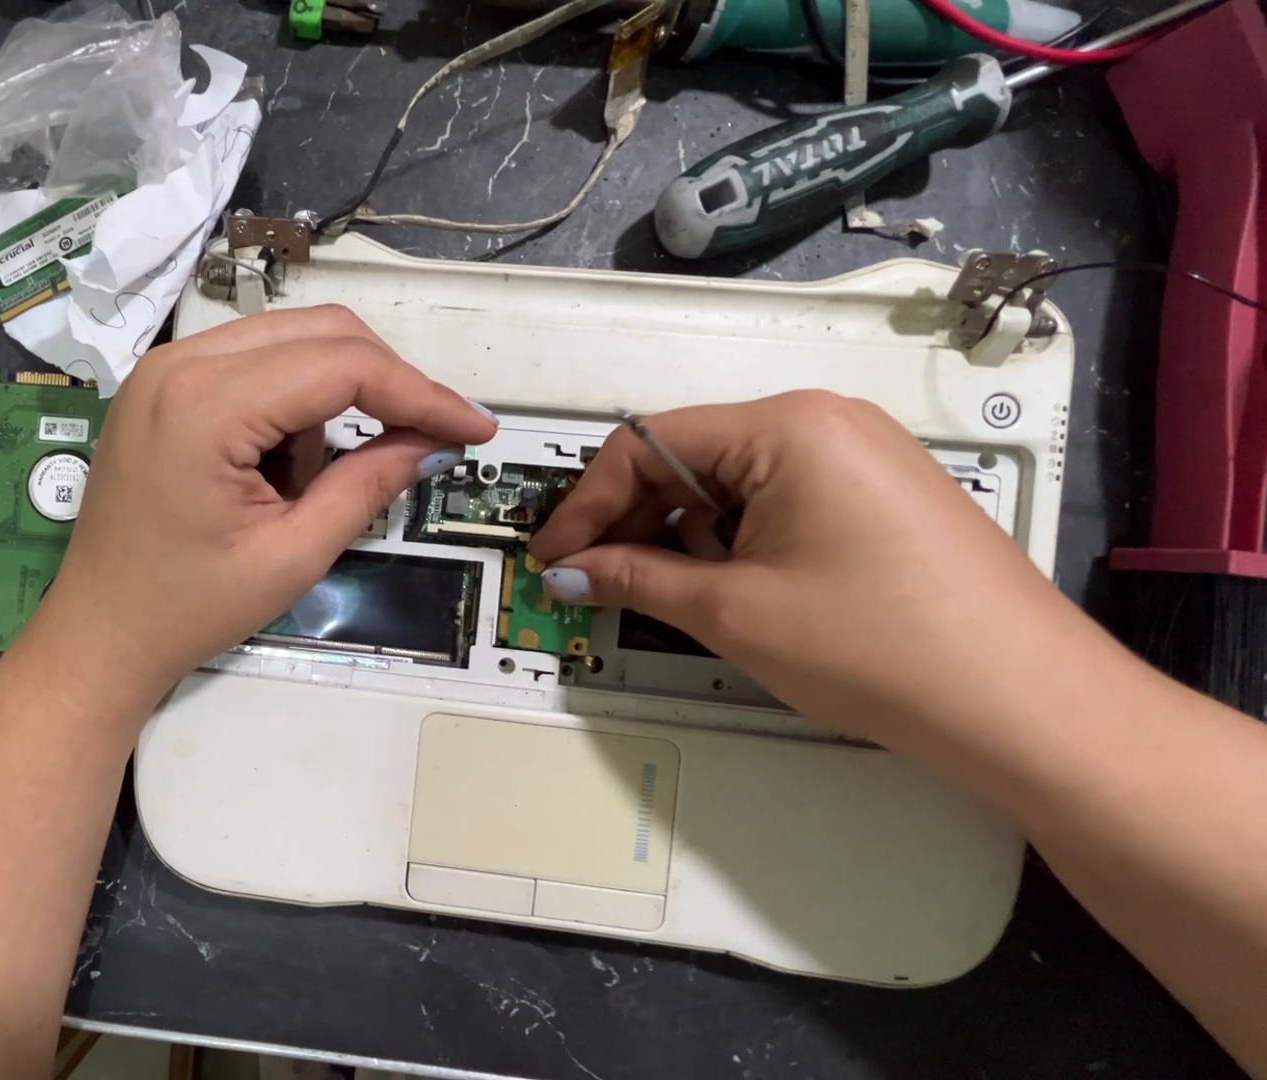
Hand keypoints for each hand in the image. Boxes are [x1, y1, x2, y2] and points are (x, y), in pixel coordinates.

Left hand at [28, 305, 496, 696]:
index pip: (340, 366)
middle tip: (425, 440)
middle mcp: (179, 363)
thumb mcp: (292, 557)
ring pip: (290, 342)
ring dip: (332, 399)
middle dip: (384, 384)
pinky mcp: (164, 385)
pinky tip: (276, 471)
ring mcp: (165, 368)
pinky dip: (291, 405)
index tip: (474, 428)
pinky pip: (255, 364)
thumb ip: (366, 487)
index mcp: (204, 406)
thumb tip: (432, 442)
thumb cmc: (186, 609)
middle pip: (320, 332)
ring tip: (308, 485)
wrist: (99, 632)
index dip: (419, 394)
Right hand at [528, 391, 1088, 744]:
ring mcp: (854, 457)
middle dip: (629, 519)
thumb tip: (566, 571)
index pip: (645, 444)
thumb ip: (632, 578)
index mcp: (786, 426)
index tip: (553, 554)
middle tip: (590, 577)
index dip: (587, 502)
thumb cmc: (874, 646)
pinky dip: (725, 539)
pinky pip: (768, 500)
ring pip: (724, 482)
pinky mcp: (871, 496)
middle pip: (684, 458)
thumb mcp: (730, 610)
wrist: (1028, 710)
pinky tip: (716, 584)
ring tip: (654, 589)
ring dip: (675, 532)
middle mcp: (821, 423)